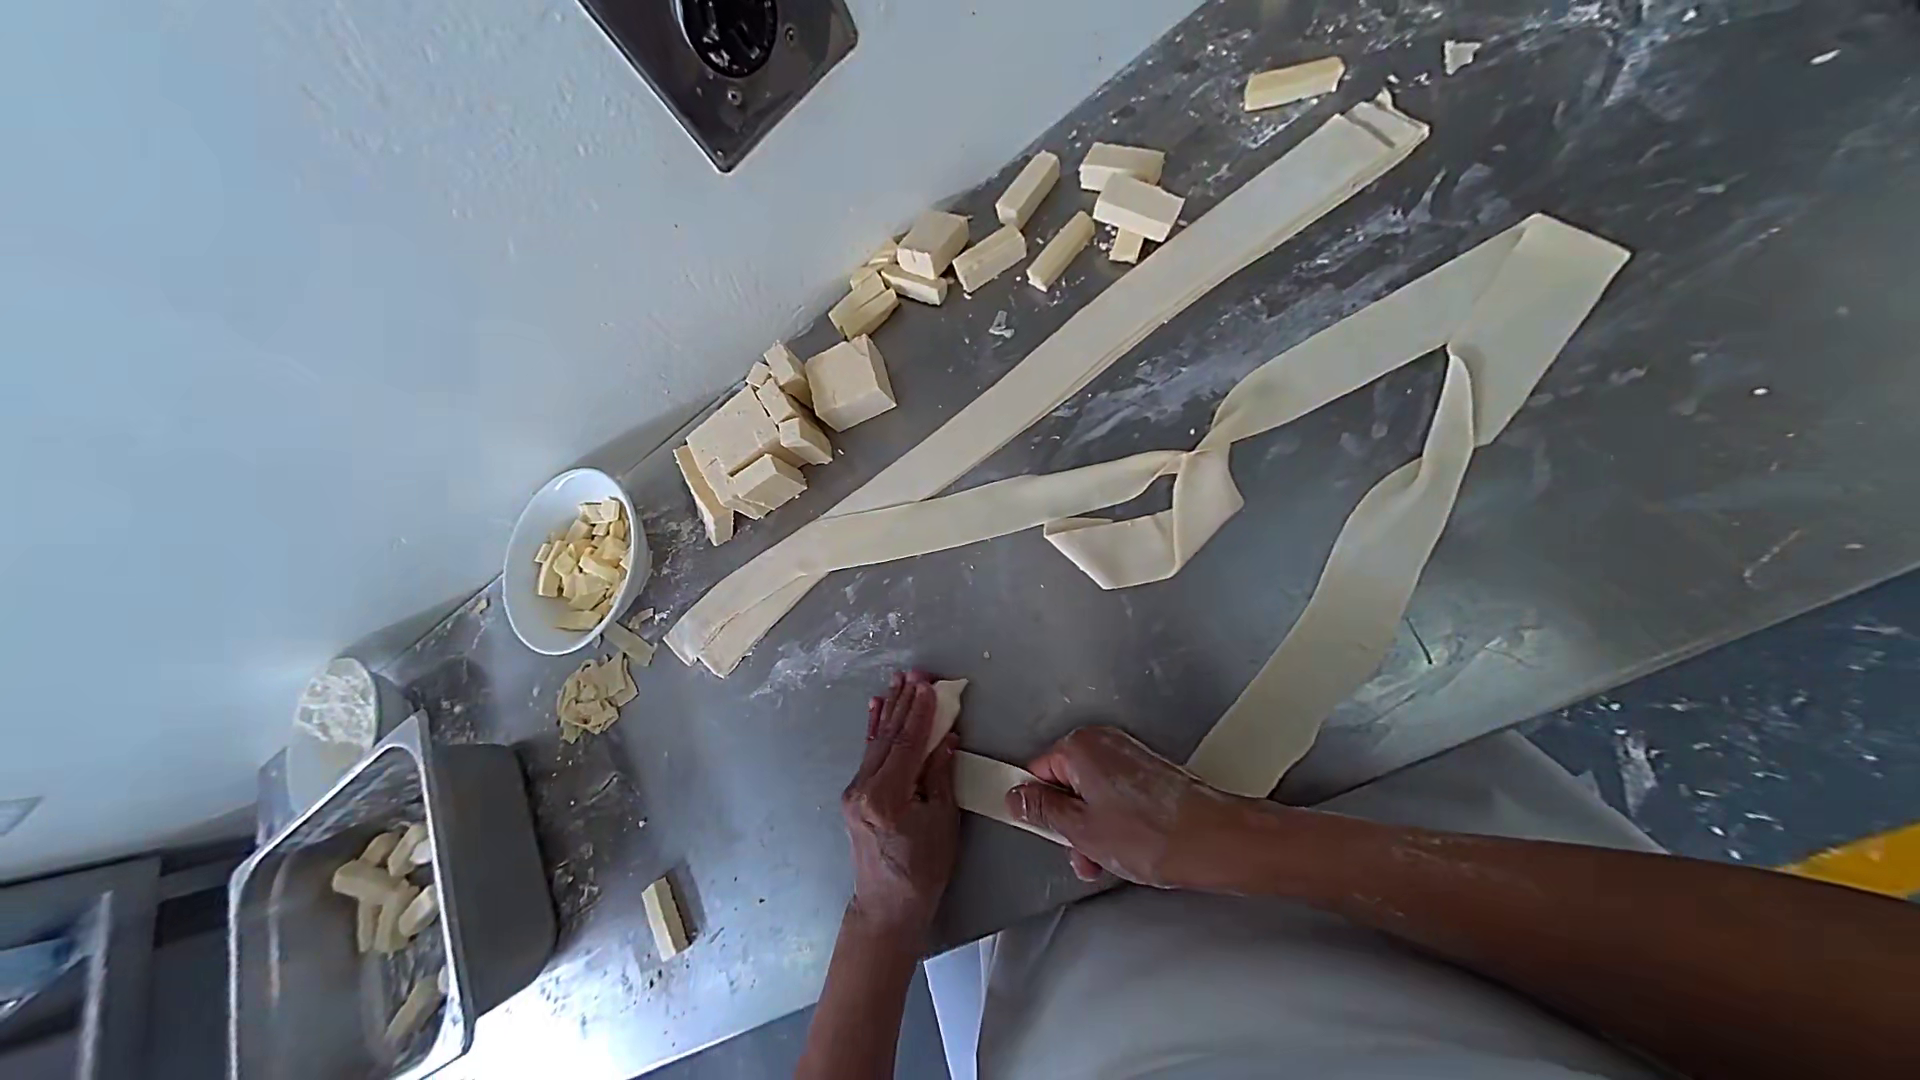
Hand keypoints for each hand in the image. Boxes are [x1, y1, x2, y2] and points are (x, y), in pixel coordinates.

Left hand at [840, 671, 958, 938]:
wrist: (887, 906)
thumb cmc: (923, 869)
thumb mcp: (943, 821)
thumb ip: (941, 775)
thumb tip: (946, 737)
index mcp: (887, 797)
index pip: (908, 744)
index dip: (921, 713)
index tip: (930, 686)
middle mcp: (864, 789)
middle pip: (890, 737)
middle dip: (905, 702)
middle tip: (916, 673)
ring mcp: (854, 790)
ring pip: (877, 741)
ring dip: (891, 709)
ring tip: (899, 681)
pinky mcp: (854, 794)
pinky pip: (868, 754)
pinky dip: (875, 728)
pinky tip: (877, 707)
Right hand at [1005, 726, 1262, 887]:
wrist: (1215, 842)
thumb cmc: (1154, 834)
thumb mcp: (1079, 830)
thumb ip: (1041, 810)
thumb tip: (1017, 797)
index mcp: (1080, 746)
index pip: (1036, 771)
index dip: (1037, 806)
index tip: (1040, 829)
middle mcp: (1103, 742)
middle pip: (1064, 783)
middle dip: (1068, 823)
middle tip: (1080, 852)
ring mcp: (1127, 755)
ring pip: (1089, 794)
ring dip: (1091, 828)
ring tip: (1107, 858)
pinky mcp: (1146, 772)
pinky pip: (1113, 795)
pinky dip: (1113, 821)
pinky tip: (1126, 849)